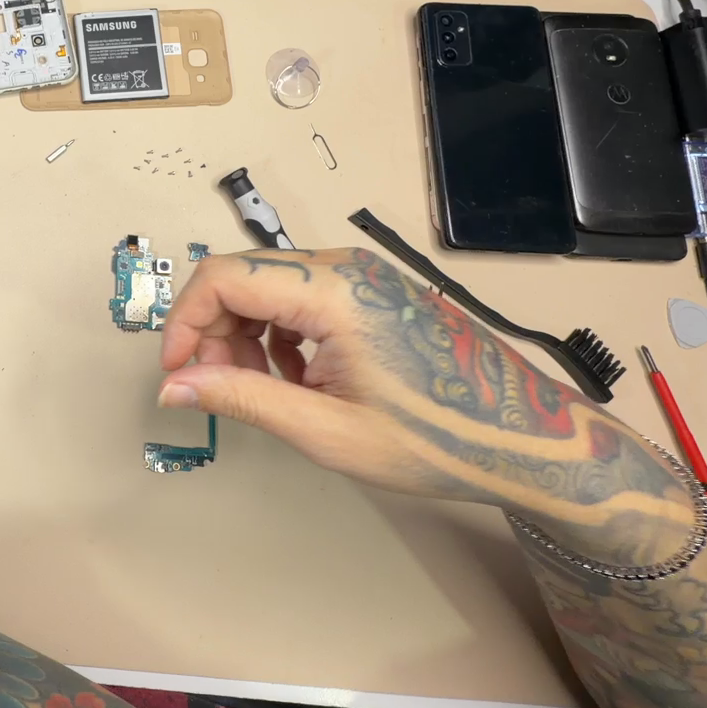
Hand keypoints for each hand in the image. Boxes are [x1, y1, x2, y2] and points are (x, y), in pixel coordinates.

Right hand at [159, 248, 689, 532]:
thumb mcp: (325, 429)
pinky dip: (274, 332)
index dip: (185, 321)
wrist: (534, 442)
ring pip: (263, 285)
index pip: (222, 277)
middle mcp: (340, 266)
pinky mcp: (367, 288)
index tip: (176, 371)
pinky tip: (296, 376)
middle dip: (212, 331)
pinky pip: (294, 294)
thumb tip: (171, 387)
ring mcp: (357, 273)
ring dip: (242, 334)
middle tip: (216, 386)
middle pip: (239, 277)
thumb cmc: (435, 439)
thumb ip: (240, 397)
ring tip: (260, 387)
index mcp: (331, 290)